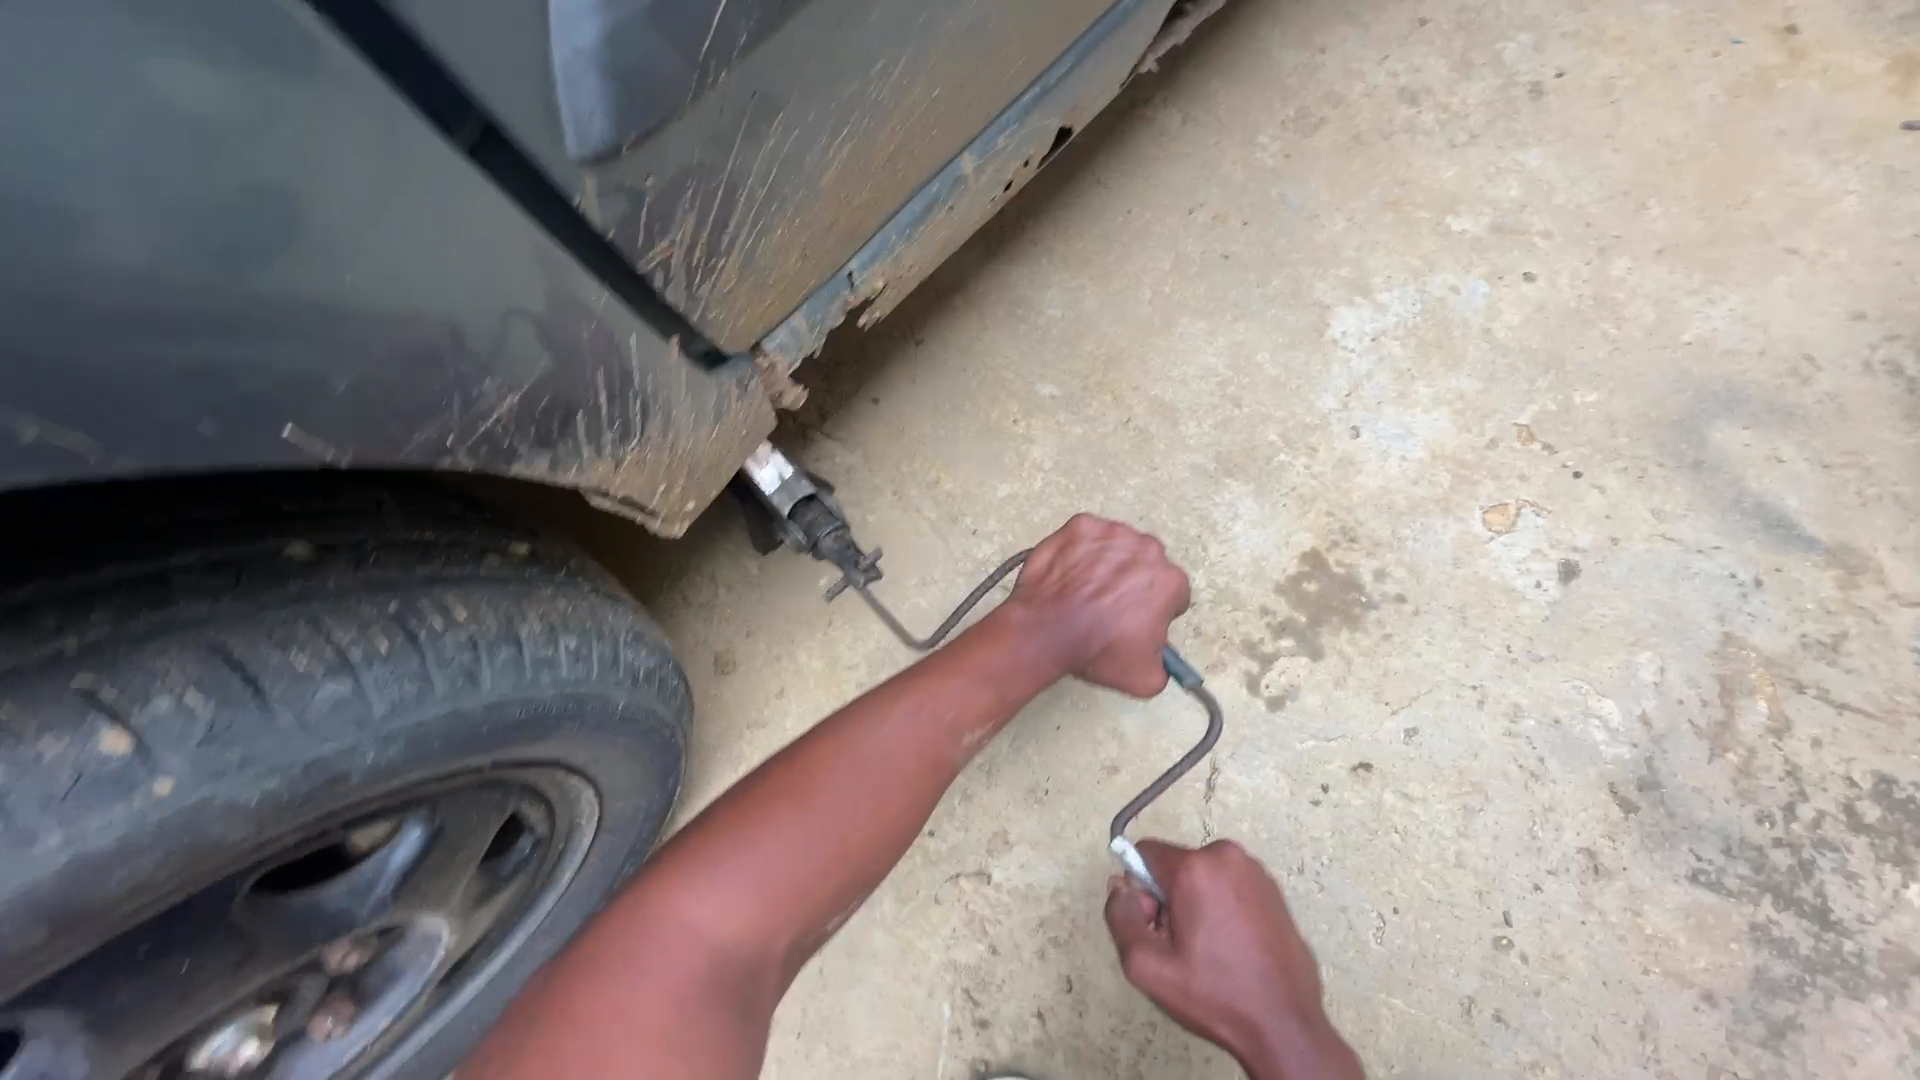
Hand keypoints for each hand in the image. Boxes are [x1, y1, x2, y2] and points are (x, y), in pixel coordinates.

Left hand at [1005, 514, 1189, 696]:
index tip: (1138, 618)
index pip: (1172, 592)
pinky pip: (1086, 537)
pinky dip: (1080, 550)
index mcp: (1169, 582)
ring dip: (1108, 562)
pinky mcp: (1081, 526)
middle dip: (1133, 581)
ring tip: (1087, 588)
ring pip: (1117, 546)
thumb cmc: (1096, 649)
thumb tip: (1160, 660)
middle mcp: (1147, 549)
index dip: (1156, 608)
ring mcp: (1112, 533)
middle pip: (1146, 564)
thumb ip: (1164, 664)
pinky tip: (1070, 573)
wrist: (1047, 631)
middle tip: (1109, 604)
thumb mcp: (1145, 677)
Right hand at [1104, 840, 1363, 1079]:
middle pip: (1174, 866)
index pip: (1144, 853)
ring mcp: (1255, 871)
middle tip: (1182, 946)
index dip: (1141, 890)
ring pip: (1201, 876)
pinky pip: (1228, 886)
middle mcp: (1227, 856)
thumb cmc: (1215, 995)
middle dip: (1168, 899)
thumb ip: (1119, 916)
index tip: (1156, 926)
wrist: (1285, 1026)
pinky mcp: (1273, 890)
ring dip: (1195, 904)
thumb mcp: (1147, 965)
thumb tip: (1119, 886)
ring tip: (1209, 951)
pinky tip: (1232, 948)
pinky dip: (1221, 908)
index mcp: (1196, 867)